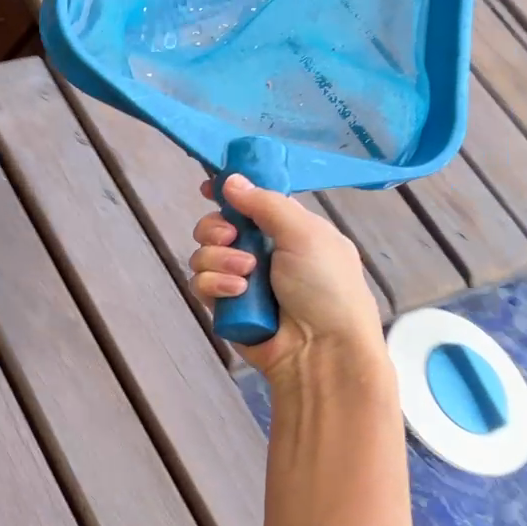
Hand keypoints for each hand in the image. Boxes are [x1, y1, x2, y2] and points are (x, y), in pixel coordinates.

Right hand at [189, 173, 382, 376]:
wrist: (318, 346)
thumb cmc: (326, 287)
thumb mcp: (306, 236)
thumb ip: (266, 205)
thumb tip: (230, 179)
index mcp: (289, 231)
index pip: (252, 203)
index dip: (229, 194)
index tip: (208, 188)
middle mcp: (261, 251)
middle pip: (216, 227)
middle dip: (216, 230)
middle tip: (232, 237)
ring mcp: (239, 278)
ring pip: (202, 256)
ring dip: (219, 262)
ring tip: (245, 277)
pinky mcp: (222, 303)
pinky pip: (200, 283)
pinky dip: (215, 286)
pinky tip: (237, 295)